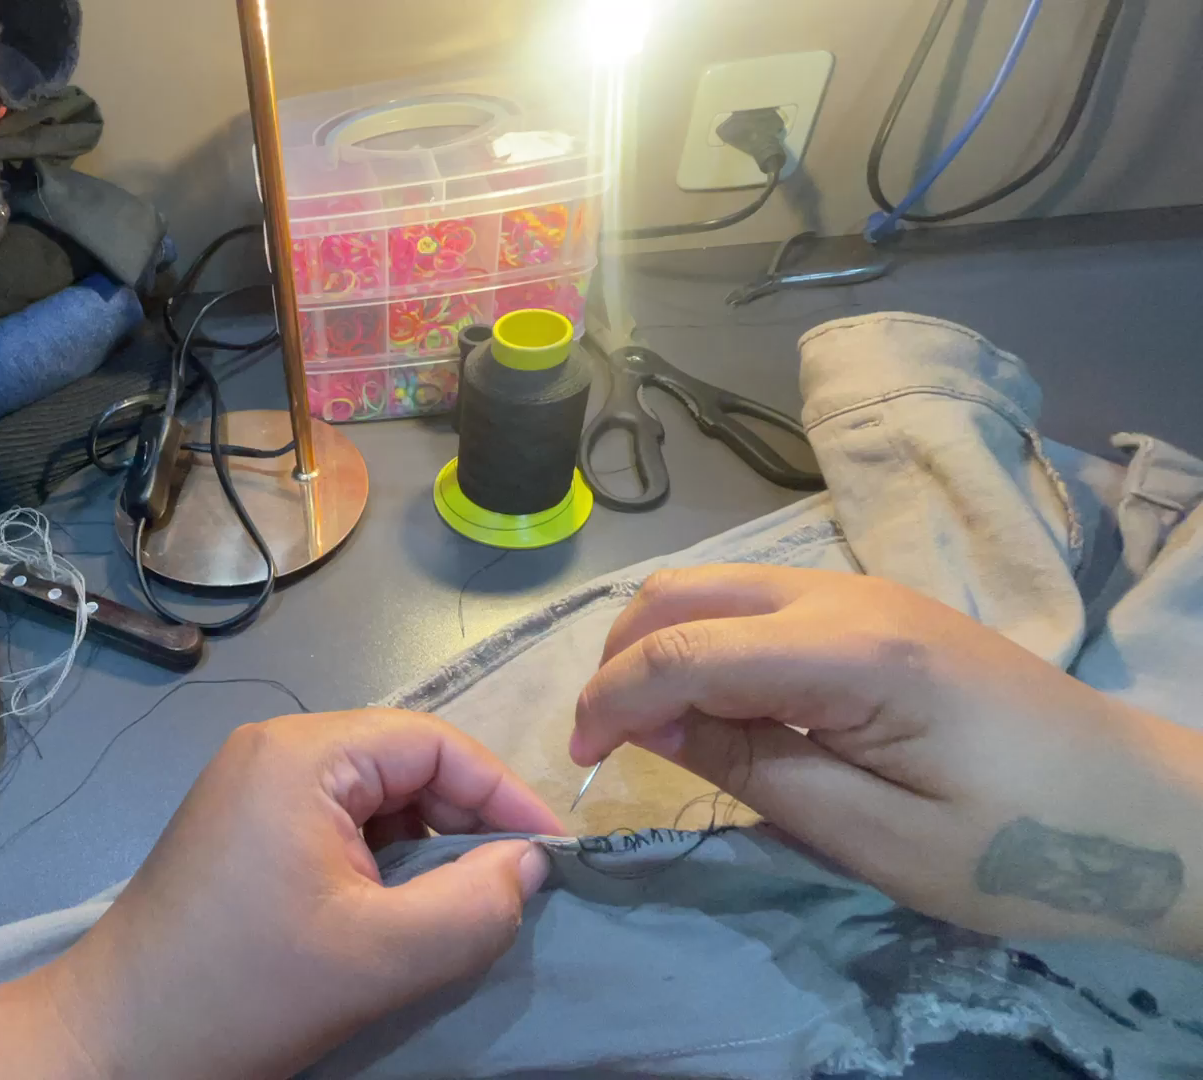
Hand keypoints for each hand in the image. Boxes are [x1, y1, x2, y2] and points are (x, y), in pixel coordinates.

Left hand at [46, 709, 562, 1079]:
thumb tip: (528, 861)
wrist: (120, 1036)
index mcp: (301, 752)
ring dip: (422, 841)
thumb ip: (471, 906)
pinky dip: (379, 854)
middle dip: (461, 818)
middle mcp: (275, 747)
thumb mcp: (376, 956)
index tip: (551, 853)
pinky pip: (335, 816)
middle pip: (398, 760)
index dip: (499, 790)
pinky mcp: (246, 818)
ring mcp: (254, 780)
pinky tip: (395, 902)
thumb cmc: (244, 987)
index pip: (428, 741)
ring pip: (370, 792)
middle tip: (509, 886)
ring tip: (456, 901)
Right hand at [571, 565, 1202, 953]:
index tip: (582, 753)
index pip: (682, 652)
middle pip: (675, 594)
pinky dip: (692, 639)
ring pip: (698, 586)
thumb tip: (647, 722)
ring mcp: (847, 588)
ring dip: (650, 643)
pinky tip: (710, 696)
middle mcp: (836, 593)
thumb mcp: (871, 834)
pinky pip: (736, 600)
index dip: (611, 698)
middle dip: (618, 659)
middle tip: (614, 732)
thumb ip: (744, 765)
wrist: (1161, 818)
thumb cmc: (1024, 846)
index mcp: (849, 651)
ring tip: (653, 716)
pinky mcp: (854, 602)